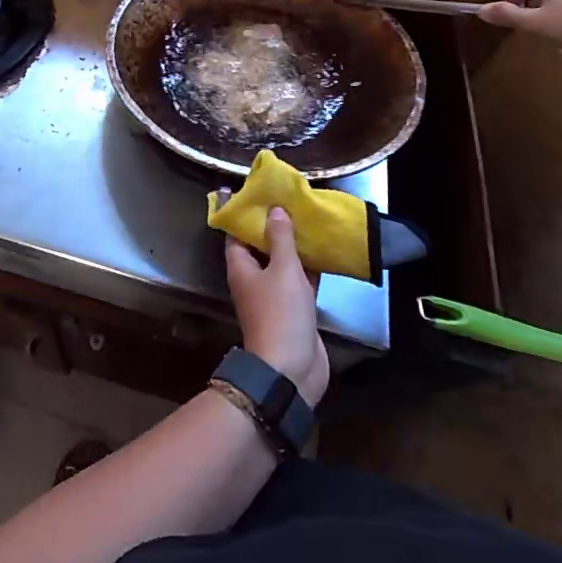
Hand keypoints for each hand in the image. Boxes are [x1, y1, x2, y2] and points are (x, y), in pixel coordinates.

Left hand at [224, 207, 329, 405]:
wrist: (291, 368)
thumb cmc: (280, 313)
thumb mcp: (282, 270)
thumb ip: (281, 238)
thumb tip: (274, 210)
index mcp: (240, 267)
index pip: (237, 234)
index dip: (246, 215)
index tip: (261, 195)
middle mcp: (252, 279)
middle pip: (261, 247)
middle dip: (275, 227)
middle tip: (292, 203)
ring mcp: (272, 295)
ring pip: (282, 264)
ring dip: (294, 247)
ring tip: (310, 221)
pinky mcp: (293, 309)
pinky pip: (299, 281)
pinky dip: (310, 268)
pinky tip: (325, 252)